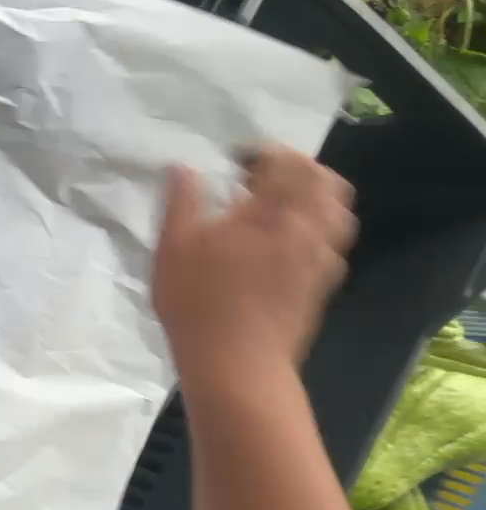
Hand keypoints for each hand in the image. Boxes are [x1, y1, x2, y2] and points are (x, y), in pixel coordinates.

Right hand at [153, 146, 355, 388]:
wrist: (235, 357)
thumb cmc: (194, 298)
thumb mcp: (171, 245)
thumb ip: (181, 201)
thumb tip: (182, 167)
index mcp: (269, 216)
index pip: (287, 166)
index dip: (265, 152)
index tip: (234, 155)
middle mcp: (306, 230)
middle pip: (325, 183)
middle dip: (297, 168)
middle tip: (259, 172)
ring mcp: (320, 257)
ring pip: (337, 211)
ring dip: (312, 195)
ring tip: (275, 201)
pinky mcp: (323, 281)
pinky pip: (332, 239)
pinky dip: (314, 223)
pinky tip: (282, 236)